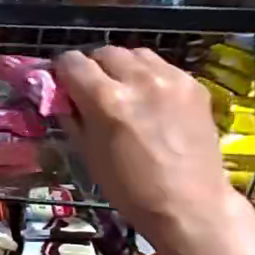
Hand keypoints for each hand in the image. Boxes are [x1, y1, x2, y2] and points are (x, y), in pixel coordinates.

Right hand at [55, 47, 250, 254]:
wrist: (187, 202)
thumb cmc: (127, 186)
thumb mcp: (86, 151)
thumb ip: (71, 116)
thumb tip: (60, 97)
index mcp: (106, 100)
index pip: (72, 63)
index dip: (61, 71)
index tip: (60, 84)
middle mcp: (140, 81)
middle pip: (105, 52)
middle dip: (91, 67)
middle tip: (88, 88)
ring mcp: (172, 80)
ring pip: (135, 54)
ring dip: (120, 66)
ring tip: (120, 89)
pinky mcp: (194, 85)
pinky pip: (162, 67)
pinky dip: (147, 75)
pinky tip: (147, 99)